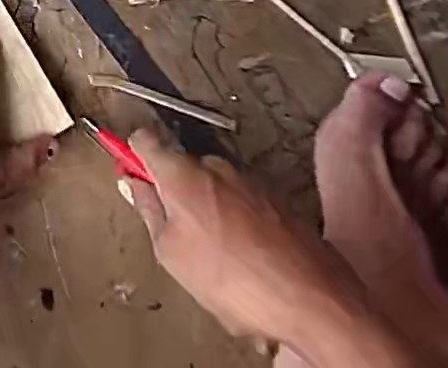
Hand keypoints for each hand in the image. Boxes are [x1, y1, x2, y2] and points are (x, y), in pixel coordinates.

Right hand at [119, 130, 390, 352]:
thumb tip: (134, 186)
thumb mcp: (170, 252)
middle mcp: (215, 167)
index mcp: (180, 173)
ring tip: (217, 254)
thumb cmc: (240, 282)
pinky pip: (246, 204)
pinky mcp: (281, 204)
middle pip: (181, 166)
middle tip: (175, 227)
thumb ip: (147, 211)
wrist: (319, 308)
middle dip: (175, 190)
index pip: (143, 138)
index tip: (127, 166)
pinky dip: (241, 224)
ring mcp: (251, 183)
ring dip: (210, 209)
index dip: (131, 153)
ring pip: (215, 187)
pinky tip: (247, 261)